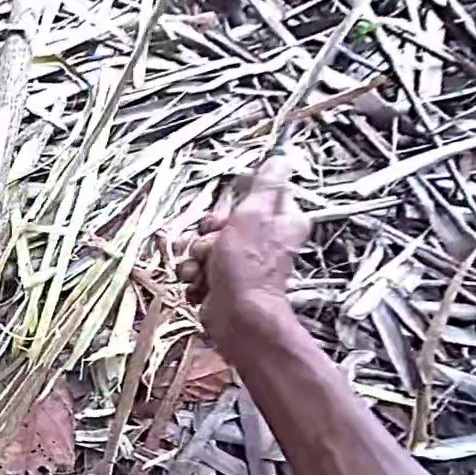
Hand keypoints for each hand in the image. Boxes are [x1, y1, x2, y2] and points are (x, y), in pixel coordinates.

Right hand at [175, 154, 308, 349]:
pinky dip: (194, 277)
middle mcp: (262, 240)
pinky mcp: (222, 282)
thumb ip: (266, 184)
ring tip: (202, 271)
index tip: (224, 218)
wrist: (236, 317)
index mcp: (280, 220)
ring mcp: (240, 262)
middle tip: (210, 247)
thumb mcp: (255, 215)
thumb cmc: (247, 268)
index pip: (249, 199)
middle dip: (205, 236)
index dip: (229, 207)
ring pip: (203, 247)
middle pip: (220, 222)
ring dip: (195, 258)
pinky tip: (199, 284)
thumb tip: (281, 156)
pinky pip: (198, 270)